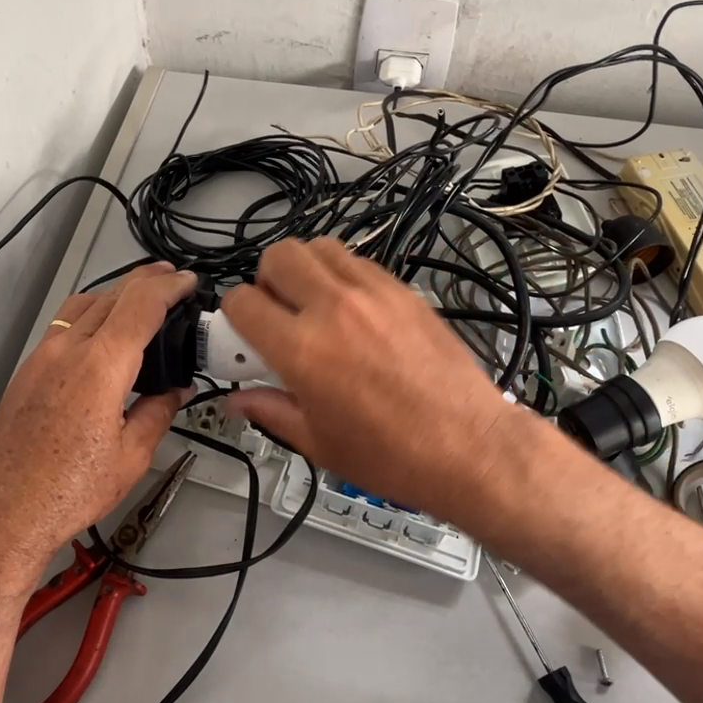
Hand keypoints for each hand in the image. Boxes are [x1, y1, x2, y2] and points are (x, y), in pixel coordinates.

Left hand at [0, 263, 197, 579]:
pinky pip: (62, 326)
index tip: (188, 282)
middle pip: (111, 295)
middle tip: (172, 280)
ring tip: (140, 298)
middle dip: (146, 281)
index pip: (141, 305)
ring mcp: (40, 359)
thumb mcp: (131, 456)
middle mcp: (66, 352)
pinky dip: (89, 314)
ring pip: (82, 304)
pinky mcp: (26, 373)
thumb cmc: (64, 492)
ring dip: (115, 293)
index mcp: (99, 368)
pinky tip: (102, 332)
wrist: (3, 513)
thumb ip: (158, 412)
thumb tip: (176, 392)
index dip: (170, 287)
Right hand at [222, 238, 542, 527]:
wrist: (468, 446)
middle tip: (279, 314)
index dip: (234, 315)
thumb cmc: (389, 455)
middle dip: (267, 280)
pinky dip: (345, 276)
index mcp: (301, 349)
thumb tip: (239, 399)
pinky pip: (360, 262)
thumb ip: (272, 411)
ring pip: (321, 247)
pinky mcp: (405, 291)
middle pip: (279, 255)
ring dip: (307, 269)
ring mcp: (374, 293)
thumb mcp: (318, 443)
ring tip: (315, 306)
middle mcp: (333, 308)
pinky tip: (355, 312)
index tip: (245, 334)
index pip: (242, 301)